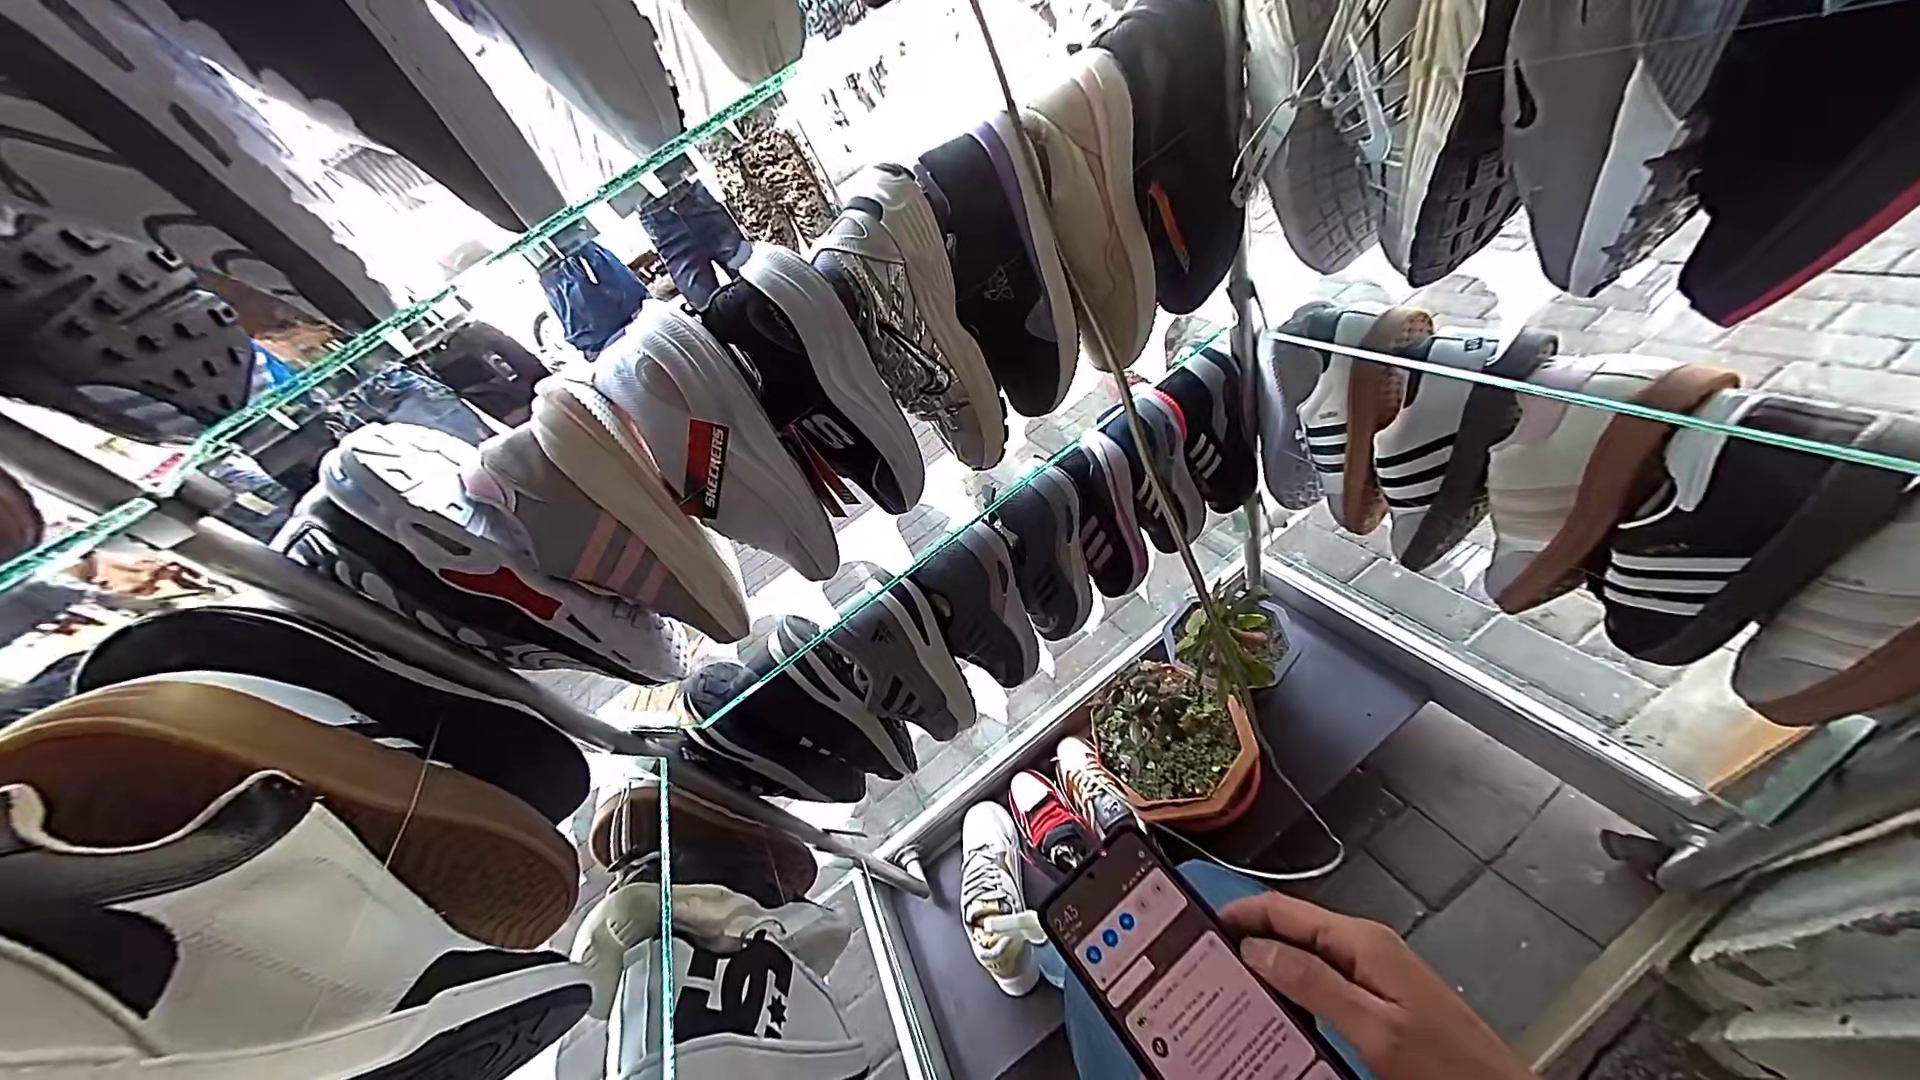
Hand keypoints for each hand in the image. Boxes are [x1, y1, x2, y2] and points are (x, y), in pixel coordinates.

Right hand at [1219, 892, 1535, 1079]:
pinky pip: (1324, 982)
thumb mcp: (1375, 1030)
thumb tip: (1254, 947)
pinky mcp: (1382, 1001)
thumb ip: (1313, 981)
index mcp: (1360, 939)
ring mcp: (1375, 973)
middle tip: (1210, 963)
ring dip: (1270, 967)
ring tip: (1235, 986)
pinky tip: (1279, 1010)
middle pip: (1292, 930)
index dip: (1240, 912)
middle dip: (1250, 940)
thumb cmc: (1444, 1067)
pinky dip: (1295, 988)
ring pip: (1306, 957)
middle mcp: (1364, 946)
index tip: (1201, 927)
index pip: (1283, 908)